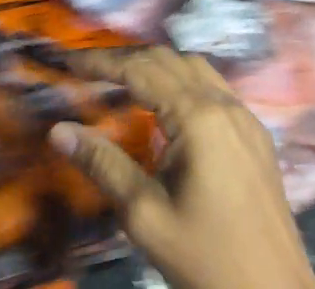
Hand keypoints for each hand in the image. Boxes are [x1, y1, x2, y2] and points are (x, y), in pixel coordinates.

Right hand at [49, 47, 314, 288]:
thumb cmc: (206, 256)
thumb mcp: (145, 215)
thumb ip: (102, 165)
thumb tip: (58, 130)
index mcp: (198, 119)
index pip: (140, 70)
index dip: (100, 62)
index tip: (67, 62)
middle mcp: (225, 106)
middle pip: (167, 60)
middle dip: (125, 58)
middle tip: (88, 70)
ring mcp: (246, 119)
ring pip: (194, 67)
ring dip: (155, 65)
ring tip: (122, 79)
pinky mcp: (257, 136)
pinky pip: (214, 87)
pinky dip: (182, 81)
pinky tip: (166, 105)